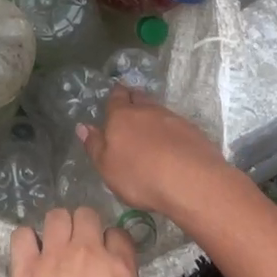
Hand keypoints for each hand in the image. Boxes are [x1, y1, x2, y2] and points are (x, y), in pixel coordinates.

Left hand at [1, 207, 145, 276]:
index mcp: (121, 272)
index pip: (120, 234)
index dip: (113, 243)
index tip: (107, 257)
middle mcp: (88, 255)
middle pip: (87, 215)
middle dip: (85, 227)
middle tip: (79, 248)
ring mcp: (54, 258)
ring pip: (56, 215)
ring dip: (57, 227)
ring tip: (54, 246)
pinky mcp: (24, 268)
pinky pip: (22, 234)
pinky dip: (26, 239)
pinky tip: (29, 254)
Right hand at [79, 86, 233, 213]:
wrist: (192, 181)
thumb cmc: (140, 176)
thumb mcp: (107, 167)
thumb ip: (94, 145)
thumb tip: (83, 126)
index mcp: (122, 116)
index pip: (116, 97)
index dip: (115, 95)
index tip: (115, 95)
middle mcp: (147, 110)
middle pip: (139, 97)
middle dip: (133, 99)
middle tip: (130, 106)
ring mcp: (173, 119)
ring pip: (158, 109)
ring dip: (152, 115)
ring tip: (149, 128)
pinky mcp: (193, 131)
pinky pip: (176, 124)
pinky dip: (170, 130)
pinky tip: (171, 144)